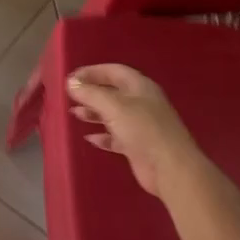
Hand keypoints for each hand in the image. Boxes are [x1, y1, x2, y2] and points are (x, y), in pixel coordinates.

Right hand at [66, 64, 207, 198]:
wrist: (169, 167)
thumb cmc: (143, 130)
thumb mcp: (115, 107)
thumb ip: (91, 94)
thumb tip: (71, 82)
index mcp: (140, 87)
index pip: (114, 71)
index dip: (92, 72)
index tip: (71, 78)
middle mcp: (141, 103)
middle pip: (113, 92)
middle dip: (91, 93)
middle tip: (70, 96)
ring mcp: (140, 125)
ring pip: (113, 114)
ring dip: (94, 113)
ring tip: (74, 114)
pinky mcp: (137, 146)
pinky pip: (116, 137)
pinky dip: (103, 136)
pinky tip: (89, 138)